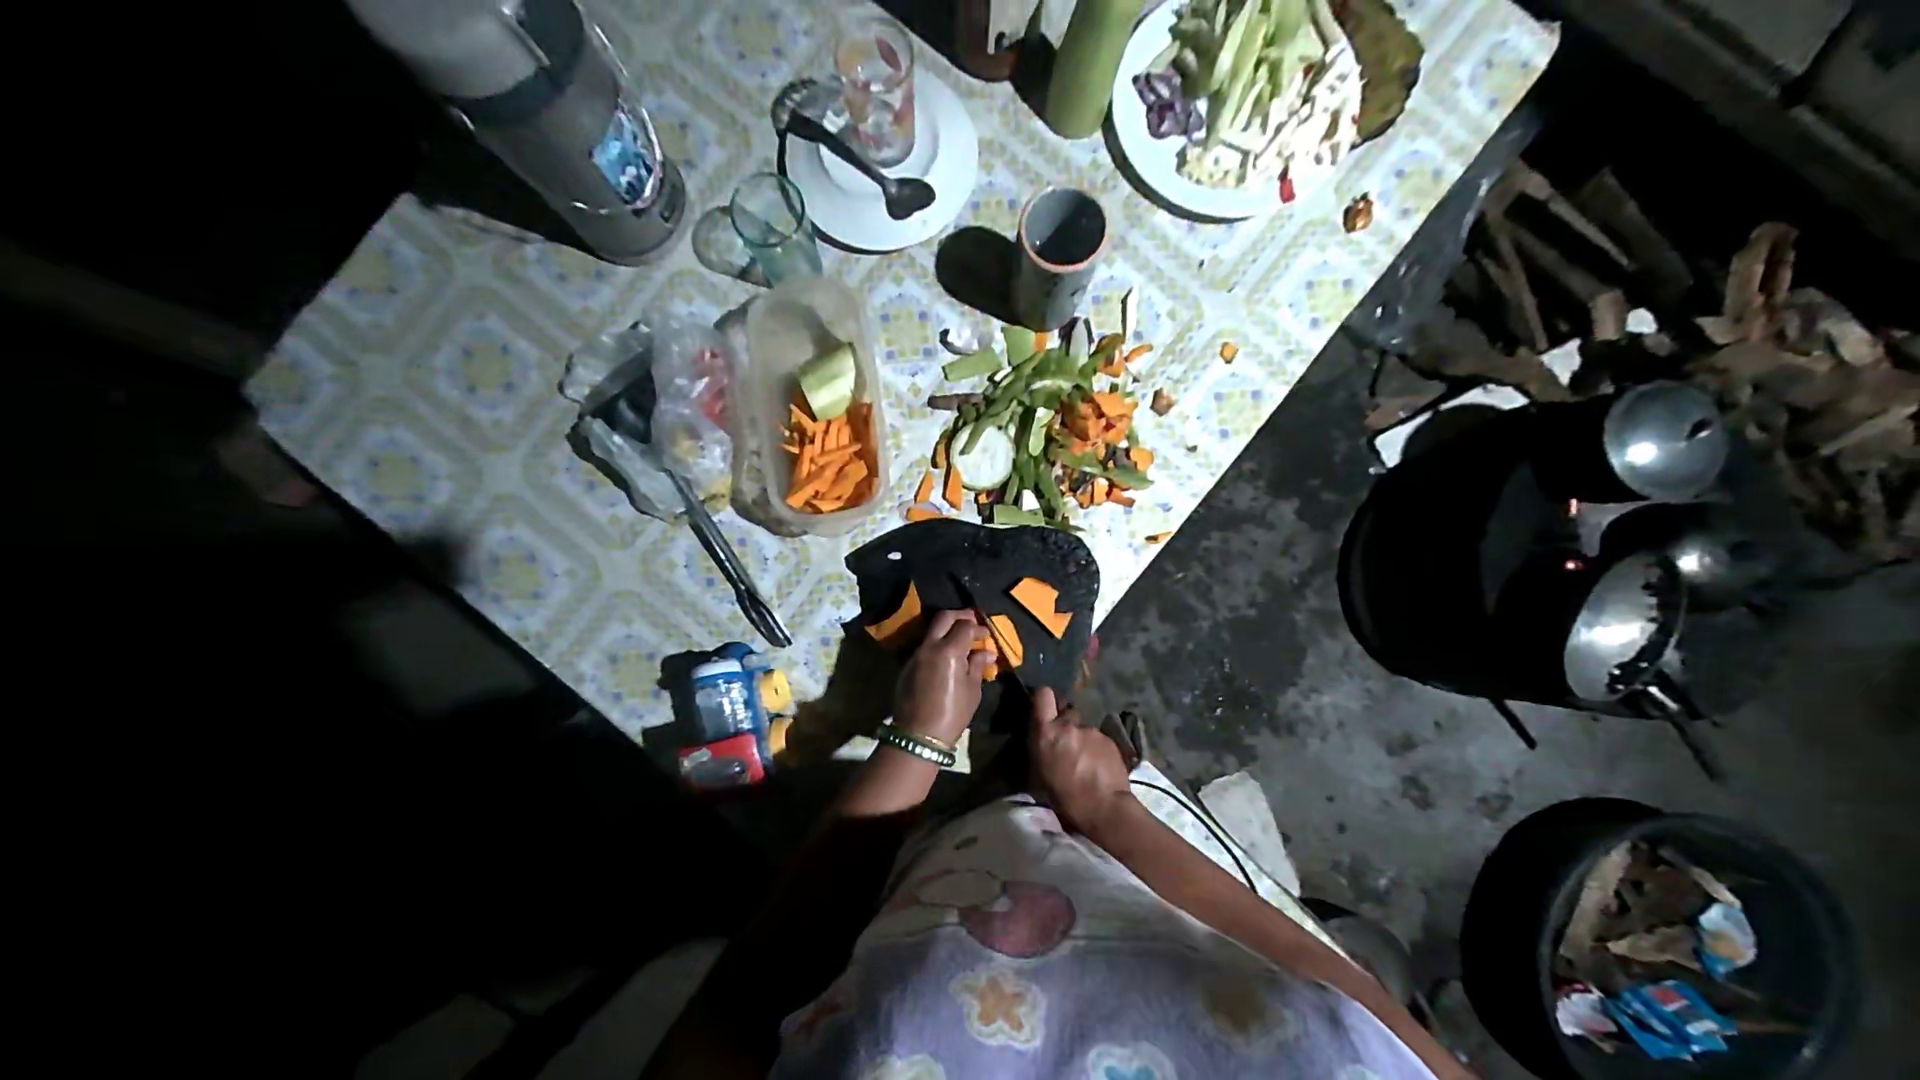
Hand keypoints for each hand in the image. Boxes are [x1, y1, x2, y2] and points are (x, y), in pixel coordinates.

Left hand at [892, 609, 992, 745]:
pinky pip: (924, 645)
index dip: (978, 627)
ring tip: (960, 639)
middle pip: (944, 617)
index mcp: (949, 651)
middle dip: (960, 616)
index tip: (986, 635)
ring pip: (931, 630)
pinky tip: (946, 655)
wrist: (919, 735)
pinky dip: (937, 643)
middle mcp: (929, 646)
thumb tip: (986, 653)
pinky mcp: (907, 665)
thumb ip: (977, 666)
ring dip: (947, 629)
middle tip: (972, 622)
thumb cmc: (952, 713)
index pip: (965, 626)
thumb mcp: (972, 691)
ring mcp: (916, 654)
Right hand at [1029, 687, 1139, 840]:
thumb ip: (1041, 749)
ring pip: (1084, 728)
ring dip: (1083, 739)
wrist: (1104, 808)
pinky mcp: (1110, 739)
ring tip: (1086, 761)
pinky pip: (1099, 739)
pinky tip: (1100, 766)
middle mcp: (1069, 725)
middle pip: (1066, 713)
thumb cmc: (1065, 798)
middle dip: (1066, 724)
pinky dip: (1098, 748)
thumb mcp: (1040, 775)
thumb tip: (1042, 742)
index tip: (1045, 709)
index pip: (1043, 695)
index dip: (1044, 699)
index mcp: (1047, 733)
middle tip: (1068, 745)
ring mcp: (1092, 730)